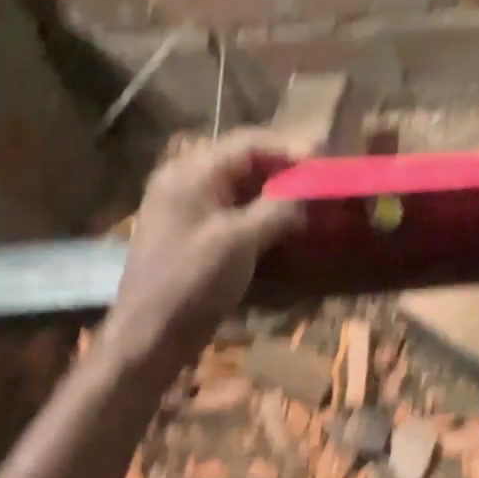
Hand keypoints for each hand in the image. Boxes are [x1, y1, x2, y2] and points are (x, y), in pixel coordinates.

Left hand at [103, 132, 301, 363]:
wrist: (151, 335)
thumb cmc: (192, 282)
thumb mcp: (240, 241)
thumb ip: (277, 208)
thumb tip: (308, 191)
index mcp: (191, 174)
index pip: (248, 143)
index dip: (291, 147)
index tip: (327, 160)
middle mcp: (186, 181)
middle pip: (245, 160)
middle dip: (286, 167)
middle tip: (323, 178)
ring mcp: (189, 208)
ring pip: (242, 185)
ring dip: (278, 189)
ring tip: (313, 198)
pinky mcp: (196, 233)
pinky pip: (235, 208)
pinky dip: (264, 209)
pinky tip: (288, 222)